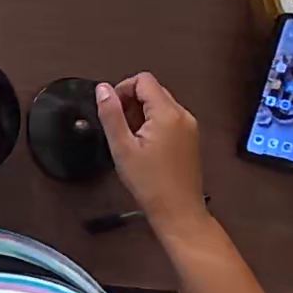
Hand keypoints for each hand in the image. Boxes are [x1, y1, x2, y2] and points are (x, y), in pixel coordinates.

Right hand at [96, 73, 205, 224]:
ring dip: (140, 112)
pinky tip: (143, 145)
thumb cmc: (150, 183)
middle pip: (152, 89)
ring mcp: (189, 126)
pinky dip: (152, 122)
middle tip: (120, 126)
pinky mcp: (190, 137)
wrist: (178, 212)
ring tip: (131, 138)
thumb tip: (102, 89)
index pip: (143, 80)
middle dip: (131, 101)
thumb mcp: (122, 147)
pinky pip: (168, 117)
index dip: (122, 89)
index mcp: (167, 114)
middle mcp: (183, 115)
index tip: (112, 109)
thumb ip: (110, 114)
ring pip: (159, 103)